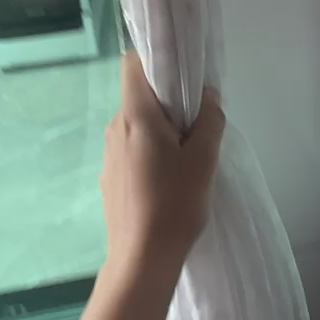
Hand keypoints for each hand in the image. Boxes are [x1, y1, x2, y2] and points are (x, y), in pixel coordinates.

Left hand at [100, 53, 224, 275]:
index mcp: (135, 115)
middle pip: (139, 96)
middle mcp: (115, 128)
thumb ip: (209, 120)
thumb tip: (207, 97)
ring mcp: (109, 155)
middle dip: (168, 102)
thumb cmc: (175, 203)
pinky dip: (151, 153)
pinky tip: (170, 180)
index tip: (183, 75)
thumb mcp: (204, 158)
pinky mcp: (111, 179)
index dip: (156, 60)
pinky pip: (132, 151)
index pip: (133, 64)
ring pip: (137, 126)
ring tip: (188, 157)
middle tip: (197, 123)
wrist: (143, 259)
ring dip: (161, 131)